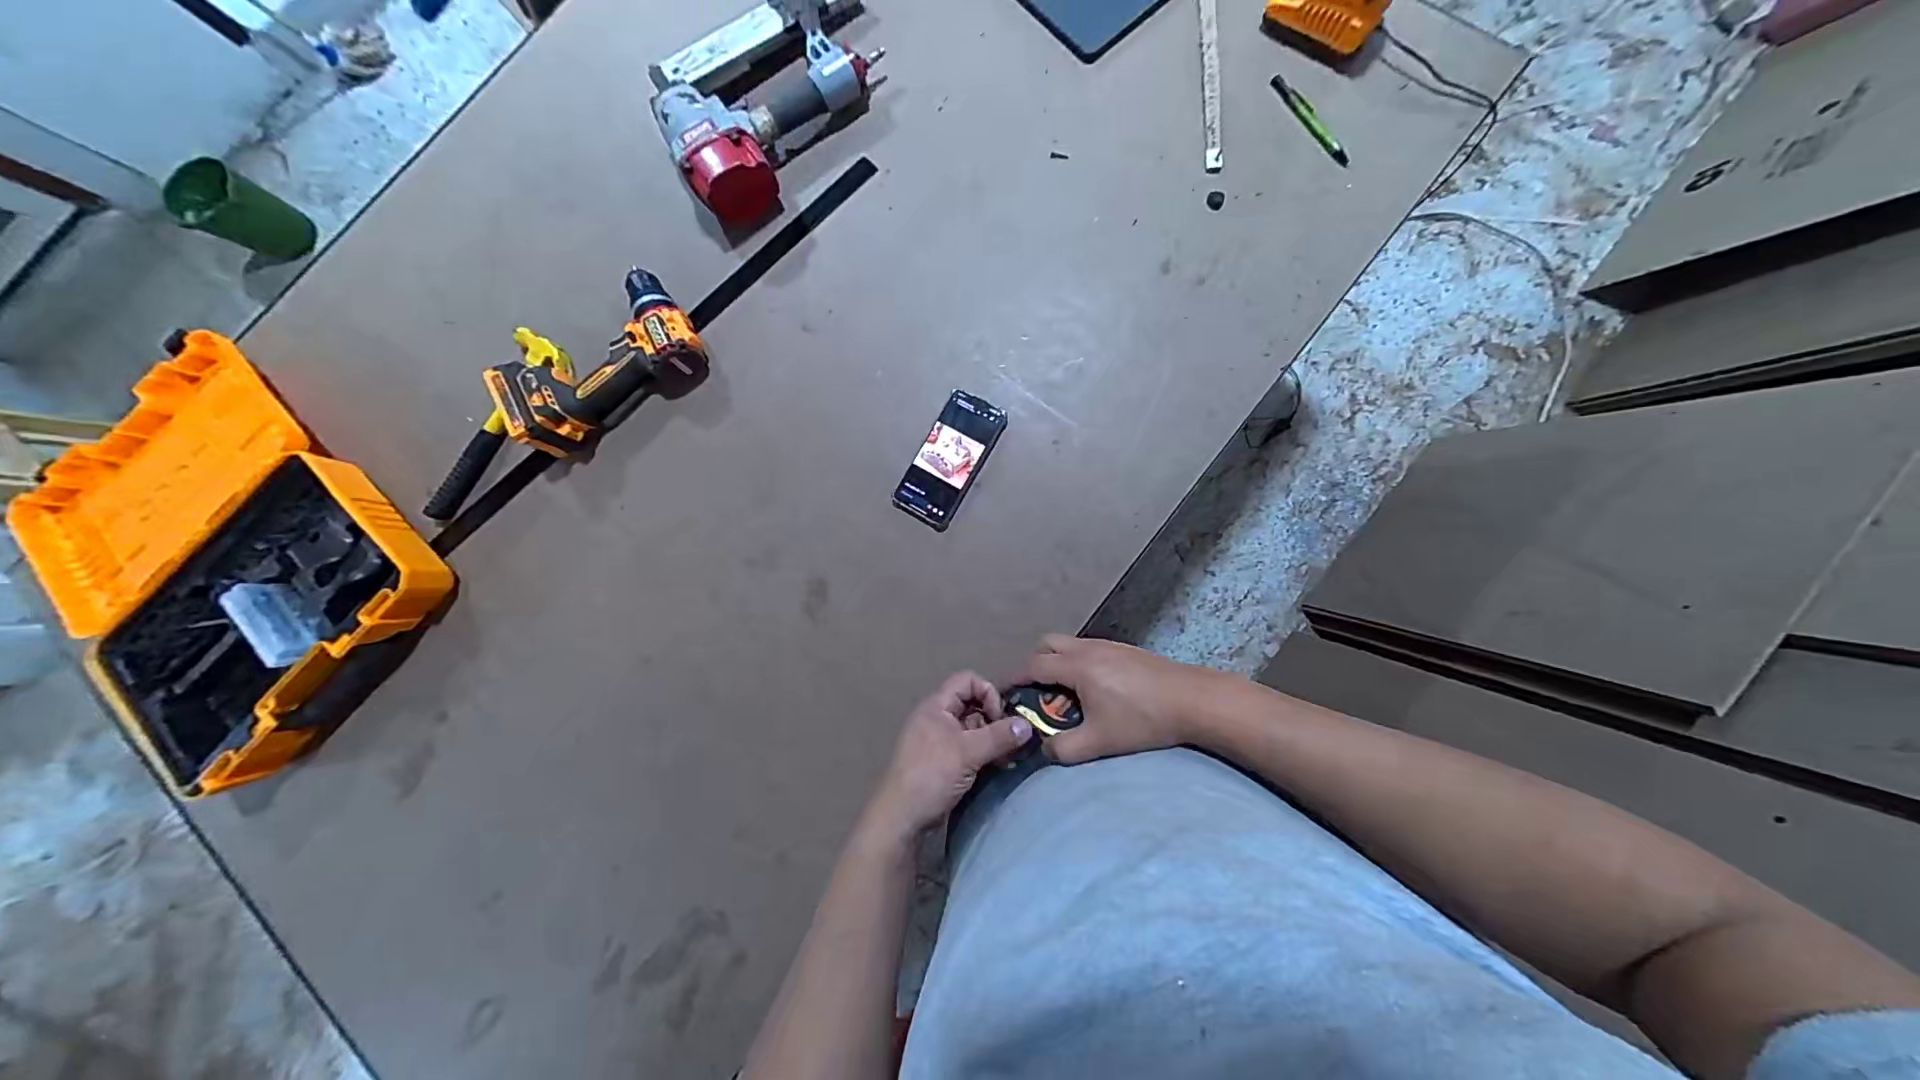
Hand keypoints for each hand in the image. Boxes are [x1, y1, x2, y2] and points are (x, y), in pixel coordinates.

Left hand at [866, 672, 1032, 840]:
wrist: (903, 817)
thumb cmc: (931, 775)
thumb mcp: (968, 752)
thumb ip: (999, 736)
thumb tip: (1028, 725)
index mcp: (937, 706)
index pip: (968, 681)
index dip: (988, 693)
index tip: (999, 718)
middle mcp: (939, 718)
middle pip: (974, 705)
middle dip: (996, 720)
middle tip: (1012, 741)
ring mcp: (941, 741)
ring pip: (975, 729)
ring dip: (994, 740)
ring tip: (1009, 758)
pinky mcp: (946, 762)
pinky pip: (971, 748)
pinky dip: (986, 754)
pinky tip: (1000, 767)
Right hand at [1014, 635, 1241, 764]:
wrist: (1195, 701)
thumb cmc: (1144, 720)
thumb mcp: (1100, 742)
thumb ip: (1064, 749)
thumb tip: (1045, 750)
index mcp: (1077, 667)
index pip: (1032, 666)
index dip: (1014, 680)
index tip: (1004, 695)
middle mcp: (1089, 649)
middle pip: (1047, 645)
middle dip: (1034, 665)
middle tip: (1036, 693)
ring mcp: (1110, 645)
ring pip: (1070, 645)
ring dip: (1058, 663)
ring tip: (1065, 693)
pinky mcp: (1127, 650)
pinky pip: (1090, 648)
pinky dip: (1079, 663)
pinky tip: (1096, 689)